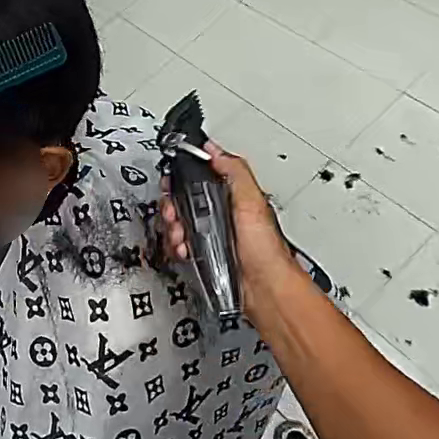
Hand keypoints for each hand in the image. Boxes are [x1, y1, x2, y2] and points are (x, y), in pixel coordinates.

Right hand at [159, 142, 297, 294]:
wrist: (264, 288)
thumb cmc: (265, 250)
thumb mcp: (252, 201)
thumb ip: (234, 171)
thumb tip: (214, 150)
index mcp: (232, 195)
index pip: (201, 176)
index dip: (184, 177)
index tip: (174, 182)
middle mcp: (220, 213)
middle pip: (183, 199)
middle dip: (173, 205)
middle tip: (175, 213)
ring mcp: (211, 233)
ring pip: (179, 222)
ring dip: (173, 227)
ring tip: (181, 234)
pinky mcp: (203, 253)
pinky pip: (180, 244)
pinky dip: (176, 246)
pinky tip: (184, 249)